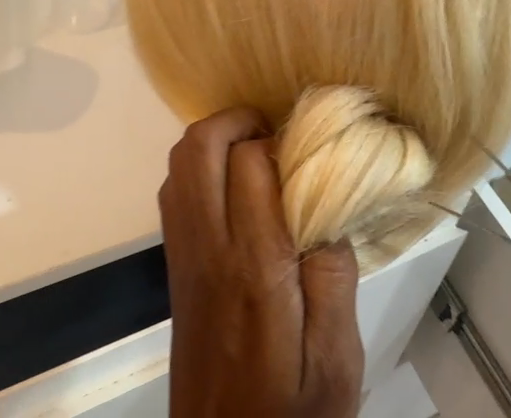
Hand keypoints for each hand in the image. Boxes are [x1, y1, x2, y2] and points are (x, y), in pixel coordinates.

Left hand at [162, 108, 364, 417]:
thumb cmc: (290, 412)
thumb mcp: (335, 359)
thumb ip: (335, 277)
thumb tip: (328, 208)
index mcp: (254, 267)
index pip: (251, 163)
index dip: (283, 142)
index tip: (314, 154)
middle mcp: (208, 250)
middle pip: (198, 148)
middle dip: (238, 122)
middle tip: (279, 137)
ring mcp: (183, 258)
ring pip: (179, 165)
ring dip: (216, 143)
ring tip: (262, 159)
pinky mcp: (175, 270)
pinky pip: (175, 195)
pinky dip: (200, 171)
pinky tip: (238, 193)